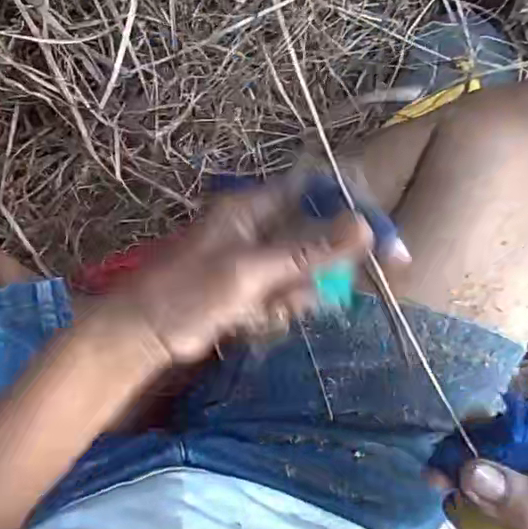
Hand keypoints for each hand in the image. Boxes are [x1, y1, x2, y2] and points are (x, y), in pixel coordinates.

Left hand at [89, 181, 373, 367]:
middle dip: (315, 271)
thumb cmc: (188, 293)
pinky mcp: (249, 288)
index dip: (351, 212)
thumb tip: (364, 224)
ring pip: (301, 272)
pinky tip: (251, 322)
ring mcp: (252, 259)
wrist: (143, 335)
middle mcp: (255, 227)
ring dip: (292, 297)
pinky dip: (275, 311)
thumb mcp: (250, 271)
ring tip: (262, 312)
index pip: (316, 193)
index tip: (384, 243)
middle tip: (298, 296)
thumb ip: (307, 250)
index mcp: (252, 208)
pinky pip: (283, 295)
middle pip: (313, 238)